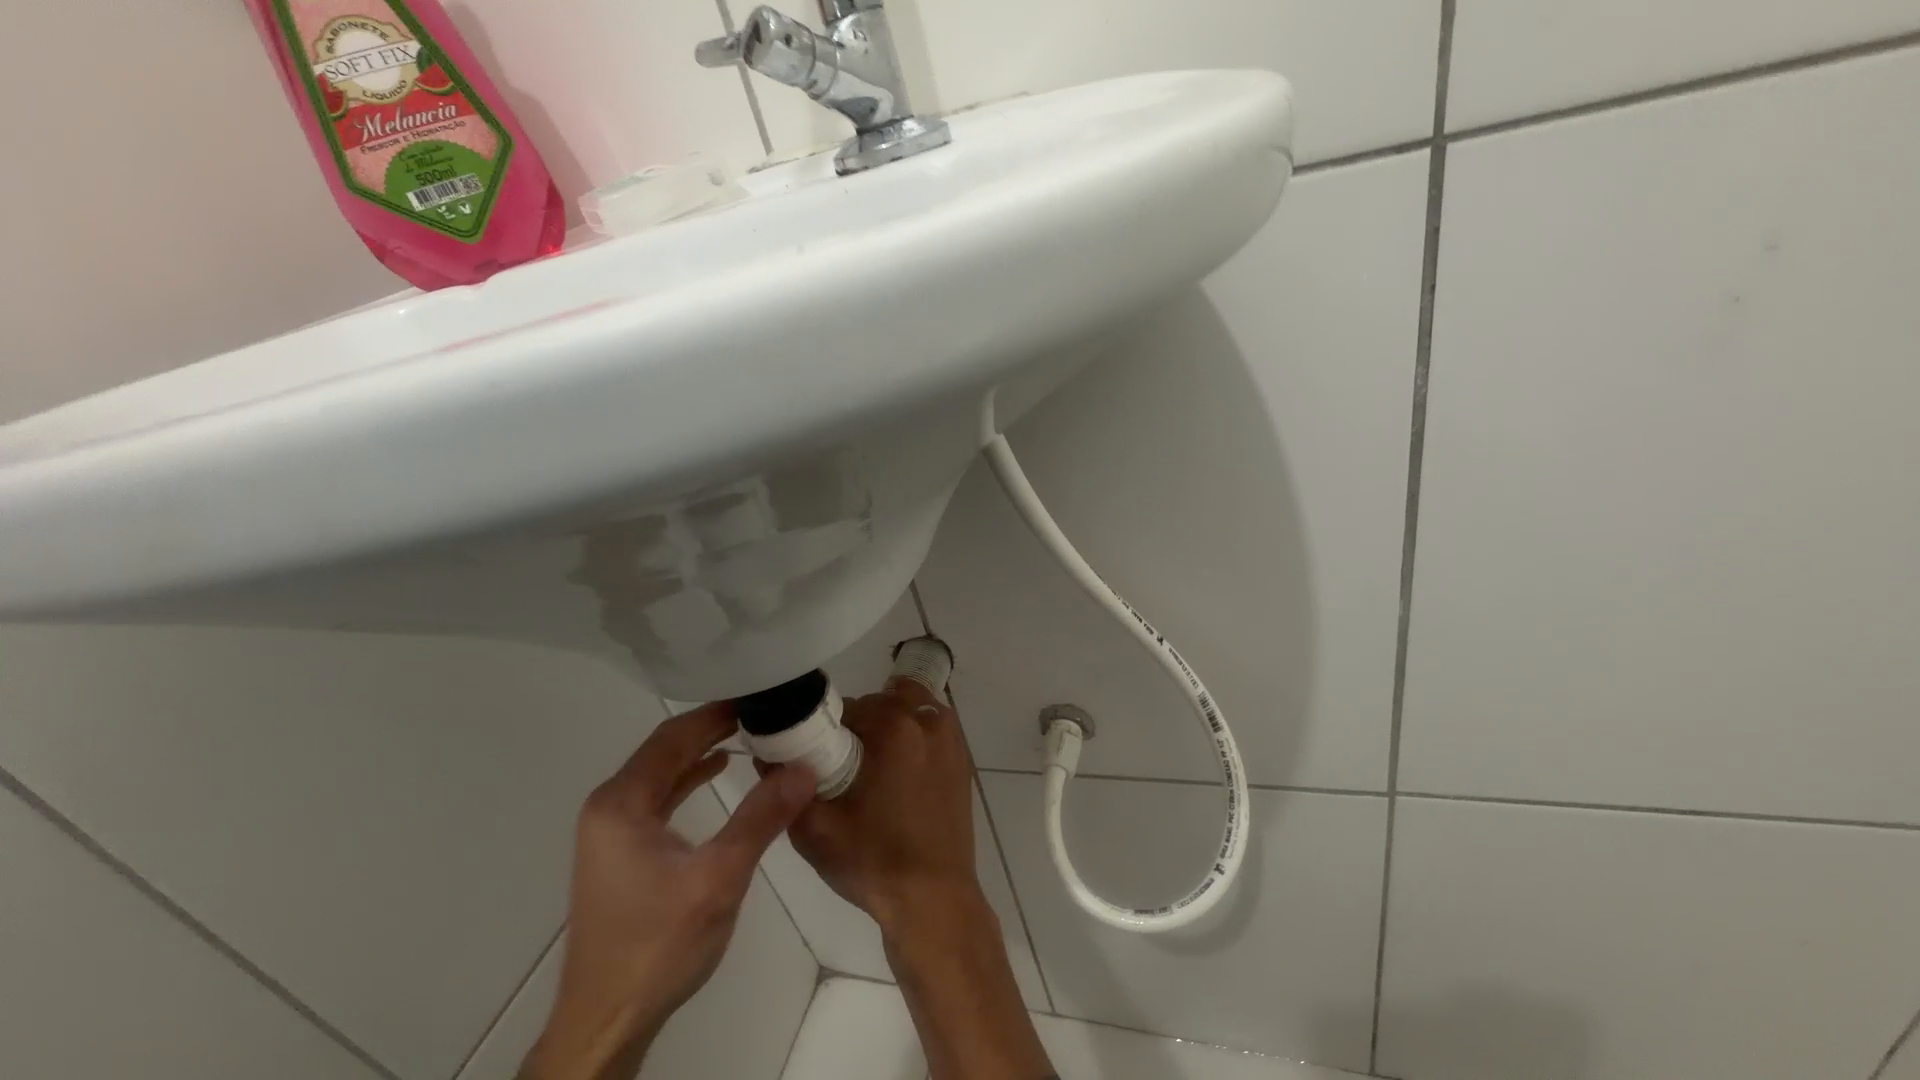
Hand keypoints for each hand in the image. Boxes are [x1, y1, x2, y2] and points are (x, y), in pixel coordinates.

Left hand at [523, 703, 814, 1079]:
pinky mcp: (620, 852)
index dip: (717, 712)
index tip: (761, 695)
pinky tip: (719, 774)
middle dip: (712, 727)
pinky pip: (658, 799)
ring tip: (751, 733)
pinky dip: (689, 781)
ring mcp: (610, 830)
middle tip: (764, 709)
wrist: (608, 1016)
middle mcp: (609, 806)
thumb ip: (760, 819)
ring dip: (702, 752)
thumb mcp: (718, 878)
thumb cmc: (659, 944)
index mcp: (621, 802)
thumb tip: (805, 769)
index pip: (673, 737)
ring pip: (662, 773)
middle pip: (665, 749)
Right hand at [775, 677, 983, 933]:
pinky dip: (911, 743)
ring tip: (870, 773)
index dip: (826, 730)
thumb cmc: (872, 860)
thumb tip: (767, 751)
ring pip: (909, 711)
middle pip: (881, 703)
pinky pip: (929, 733)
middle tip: (842, 768)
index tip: (818, 759)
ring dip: (887, 729)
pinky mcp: (963, 761)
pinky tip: (897, 782)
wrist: (932, 899)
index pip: (847, 705)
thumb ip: (783, 780)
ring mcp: (952, 740)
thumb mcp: (812, 825)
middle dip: (859, 726)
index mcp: (894, 727)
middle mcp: (929, 721)